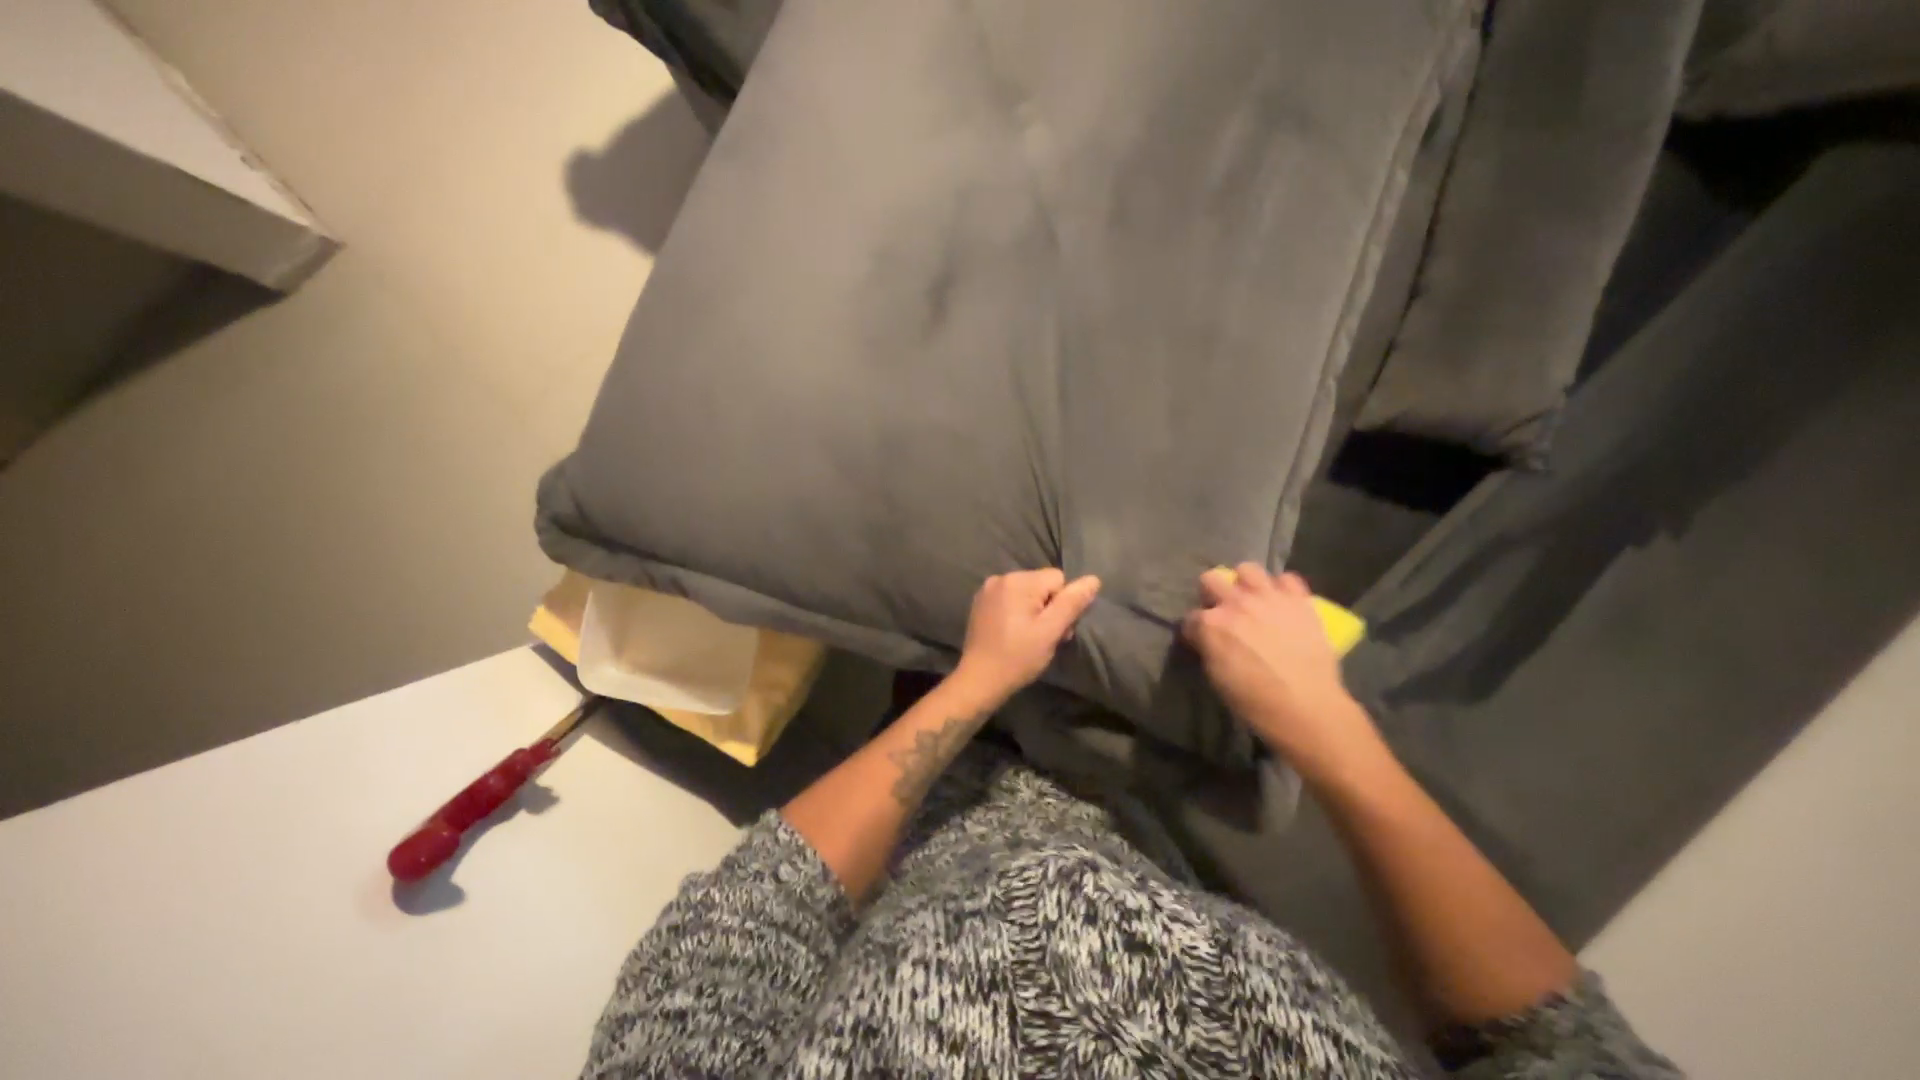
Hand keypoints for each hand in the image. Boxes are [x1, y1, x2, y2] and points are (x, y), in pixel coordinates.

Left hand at [953, 569, 1100, 700]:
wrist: (979, 680)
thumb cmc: (1018, 657)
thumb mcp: (1050, 631)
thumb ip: (1072, 603)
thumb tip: (1093, 579)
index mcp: (1018, 581)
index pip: (1058, 579)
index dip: (1063, 604)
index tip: (1057, 630)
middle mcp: (1001, 577)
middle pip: (1042, 584)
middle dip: (1049, 607)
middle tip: (1045, 637)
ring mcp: (988, 590)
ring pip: (1027, 592)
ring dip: (1034, 611)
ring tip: (1030, 637)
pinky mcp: (981, 603)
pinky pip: (1011, 599)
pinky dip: (1018, 613)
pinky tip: (1014, 633)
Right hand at [1182, 564, 1380, 778]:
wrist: (1306, 705)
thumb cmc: (1255, 701)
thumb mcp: (1217, 679)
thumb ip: (1208, 650)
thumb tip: (1206, 639)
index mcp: (1211, 625)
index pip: (1191, 617)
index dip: (1195, 629)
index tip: (1202, 639)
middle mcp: (1236, 603)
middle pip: (1211, 580)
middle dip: (1212, 595)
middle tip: (1223, 613)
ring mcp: (1269, 597)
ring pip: (1247, 569)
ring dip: (1245, 583)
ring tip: (1251, 599)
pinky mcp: (1298, 599)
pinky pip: (1287, 579)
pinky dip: (1283, 589)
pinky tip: (1283, 603)